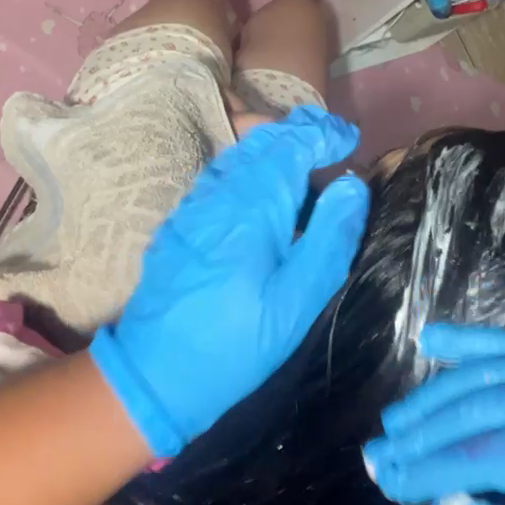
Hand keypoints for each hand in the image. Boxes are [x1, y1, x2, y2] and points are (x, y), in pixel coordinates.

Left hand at [89, 105, 369, 455]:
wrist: (153, 373)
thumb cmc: (235, 344)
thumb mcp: (296, 303)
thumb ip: (330, 239)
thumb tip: (352, 185)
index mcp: (252, 205)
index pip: (291, 144)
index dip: (323, 133)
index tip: (350, 138)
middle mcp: (219, 192)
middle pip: (262, 140)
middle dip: (300, 131)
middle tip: (334, 141)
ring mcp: (195, 205)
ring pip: (239, 155)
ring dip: (276, 147)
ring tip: (307, 164)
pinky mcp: (182, 222)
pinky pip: (223, 175)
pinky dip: (252, 167)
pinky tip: (266, 195)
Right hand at [363, 325, 504, 504]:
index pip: (476, 457)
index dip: (423, 471)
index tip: (381, 483)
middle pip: (475, 409)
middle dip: (420, 434)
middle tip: (374, 454)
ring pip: (489, 373)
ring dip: (437, 395)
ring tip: (395, 419)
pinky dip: (476, 344)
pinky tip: (435, 340)